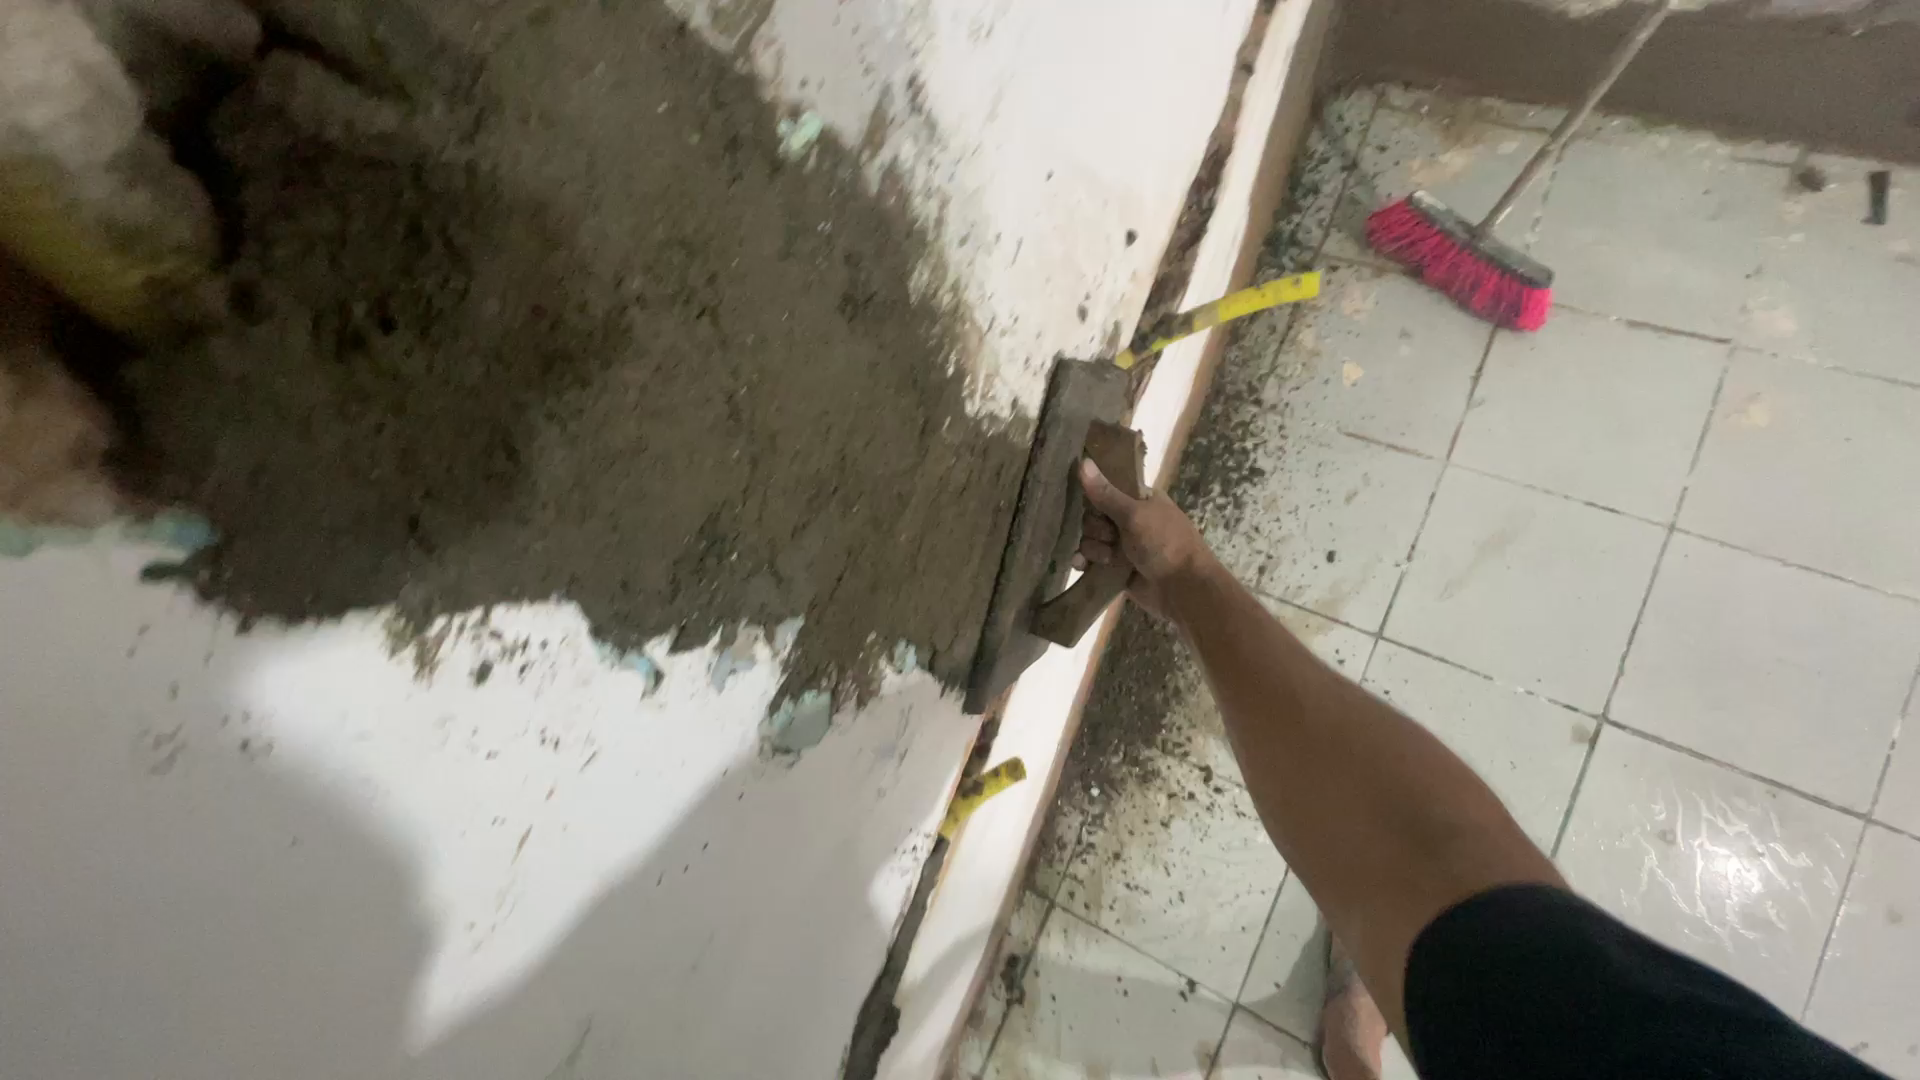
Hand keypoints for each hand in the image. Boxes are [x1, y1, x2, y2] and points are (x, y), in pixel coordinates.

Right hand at [1072, 458, 1210, 619]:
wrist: (1184, 590)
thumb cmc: (1166, 544)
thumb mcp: (1135, 515)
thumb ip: (1106, 493)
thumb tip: (1082, 462)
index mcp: (1140, 499)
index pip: (1106, 488)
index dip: (1094, 495)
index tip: (1088, 502)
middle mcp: (1130, 519)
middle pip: (1093, 515)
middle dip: (1094, 528)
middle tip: (1109, 536)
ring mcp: (1123, 544)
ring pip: (1090, 538)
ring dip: (1092, 547)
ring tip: (1107, 558)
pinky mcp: (1115, 567)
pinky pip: (1091, 559)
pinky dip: (1085, 561)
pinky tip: (1082, 566)